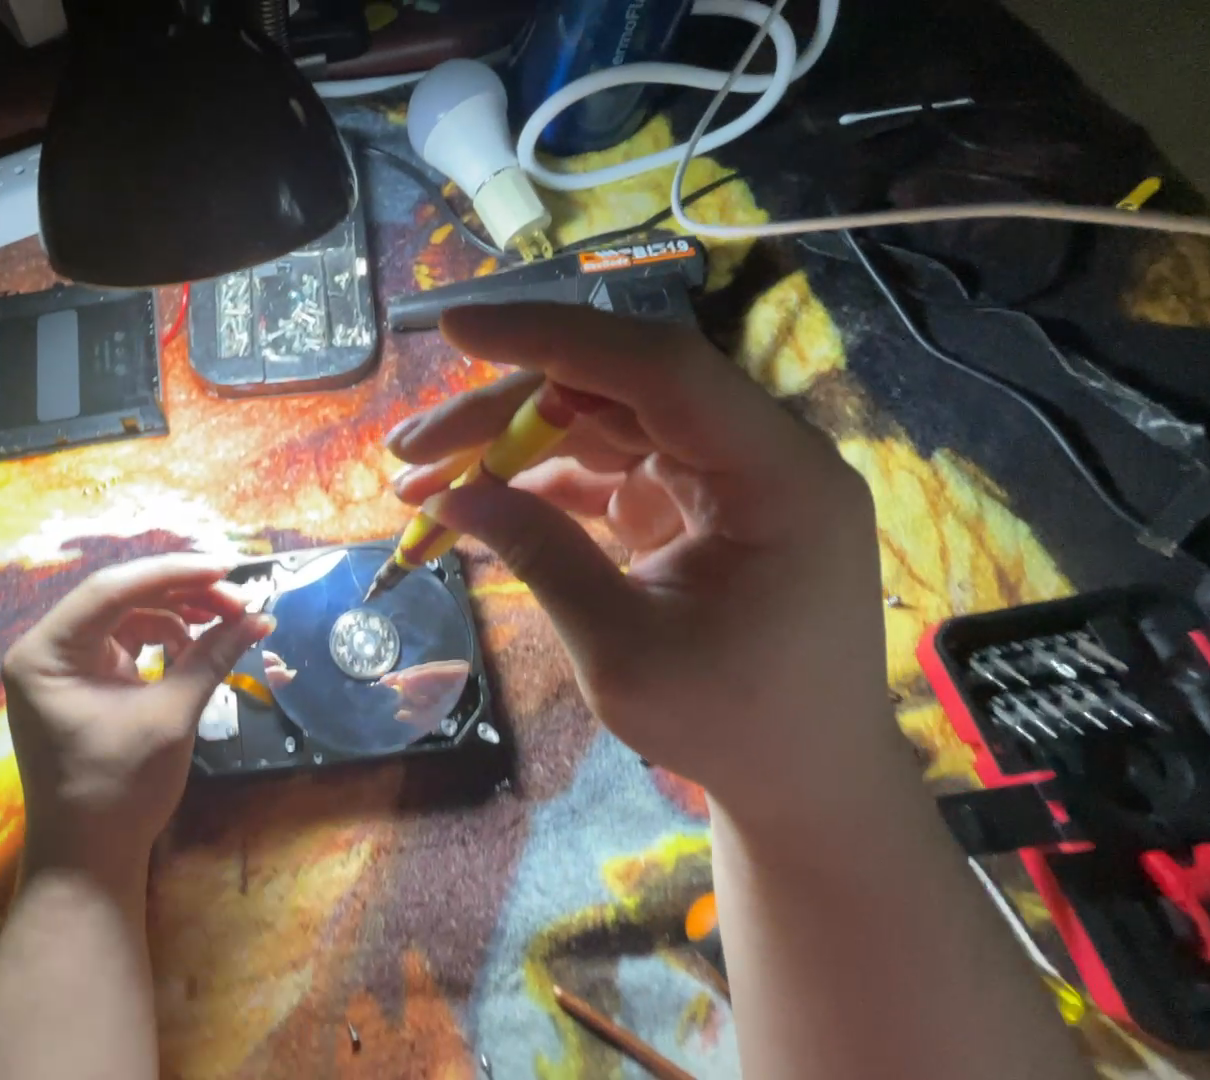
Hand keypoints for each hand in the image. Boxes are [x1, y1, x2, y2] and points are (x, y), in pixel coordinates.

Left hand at [3, 555, 274, 880]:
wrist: (89, 860)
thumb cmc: (119, 790)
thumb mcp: (170, 717)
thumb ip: (212, 658)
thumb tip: (261, 618)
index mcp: (47, 652)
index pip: (112, 590)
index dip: (173, 574)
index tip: (226, 568)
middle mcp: (48, 649)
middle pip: (121, 599)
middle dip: (182, 594)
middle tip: (239, 598)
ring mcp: (65, 666)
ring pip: (128, 617)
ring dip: (179, 614)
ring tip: (228, 619)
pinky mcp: (85, 682)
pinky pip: (128, 644)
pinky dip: (166, 640)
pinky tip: (200, 644)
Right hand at [388, 305, 902, 825]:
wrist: (800, 777)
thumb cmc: (731, 725)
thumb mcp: (622, 649)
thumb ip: (540, 556)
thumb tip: (449, 497)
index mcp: (773, 475)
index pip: (654, 367)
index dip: (548, 337)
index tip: (454, 327)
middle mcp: (751, 453)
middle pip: (609, 393)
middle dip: (500, 415)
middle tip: (408, 449)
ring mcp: (717, 475)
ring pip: (594, 426)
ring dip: (506, 448)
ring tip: (419, 480)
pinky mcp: (688, 502)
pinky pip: (600, 470)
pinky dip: (534, 482)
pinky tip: (473, 501)